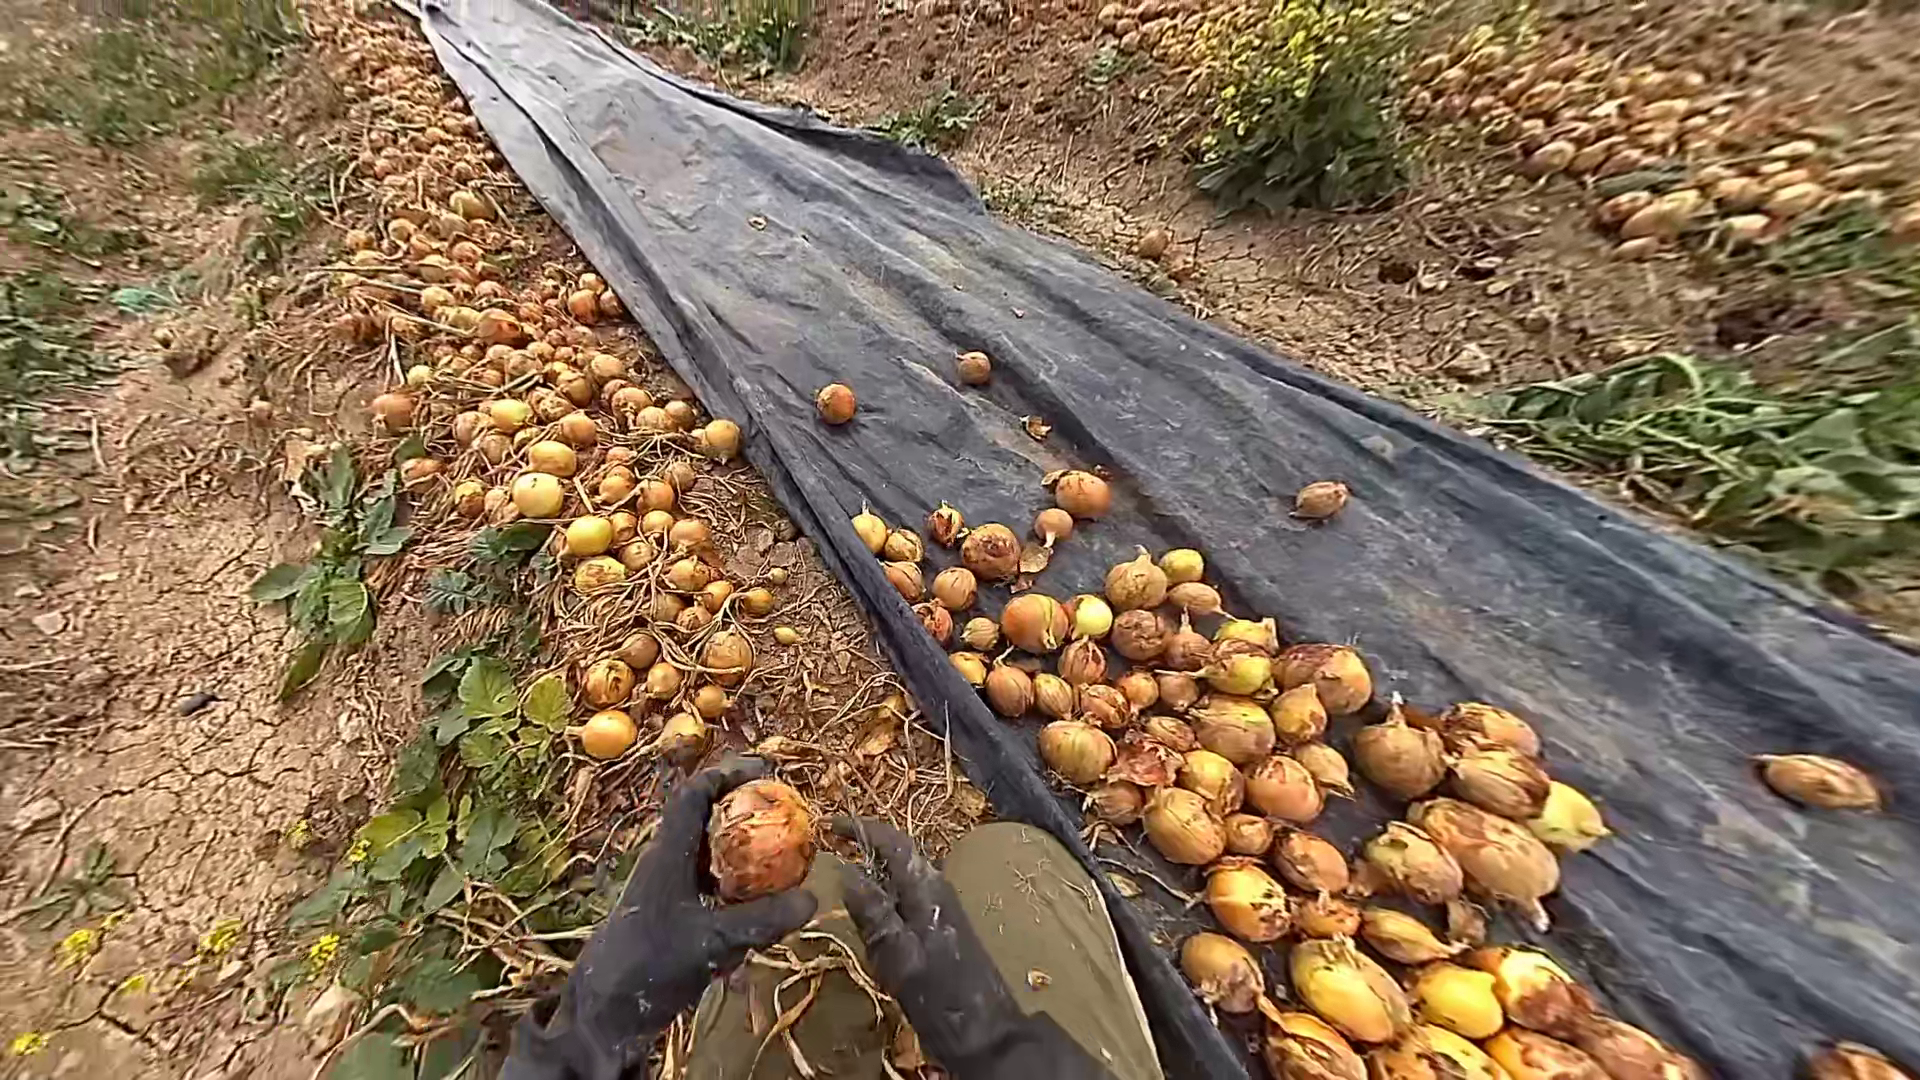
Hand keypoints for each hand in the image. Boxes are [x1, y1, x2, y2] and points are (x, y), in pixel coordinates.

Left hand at [518, 758, 817, 1079]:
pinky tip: (756, 894)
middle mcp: (667, 860)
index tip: (763, 771)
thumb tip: (811, 898)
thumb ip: (761, 920)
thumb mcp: (710, 942)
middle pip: (704, 813)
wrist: (597, 1020)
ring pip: (707, 845)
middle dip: (742, 803)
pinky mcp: (671, 910)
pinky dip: (734, 874)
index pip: (694, 794)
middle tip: (779, 804)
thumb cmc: (646, 967)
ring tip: (775, 841)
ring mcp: (668, 885)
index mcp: (668, 852)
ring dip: (739, 838)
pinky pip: (709, 876)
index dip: (728, 774)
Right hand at [833, 816, 1028, 1073]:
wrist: (986, 1032)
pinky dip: (883, 891)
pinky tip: (868, 910)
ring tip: (844, 872)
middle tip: (835, 844)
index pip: (892, 841)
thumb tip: (846, 871)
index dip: (862, 829)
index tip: (833, 825)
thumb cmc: (941, 993)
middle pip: (898, 852)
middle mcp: (935, 884)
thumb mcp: (898, 956)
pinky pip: (906, 894)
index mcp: (926, 885)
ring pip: (902, 873)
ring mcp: (940, 903)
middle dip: (867, 843)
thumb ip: (873, 913)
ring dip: (874, 866)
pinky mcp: (940, 923)